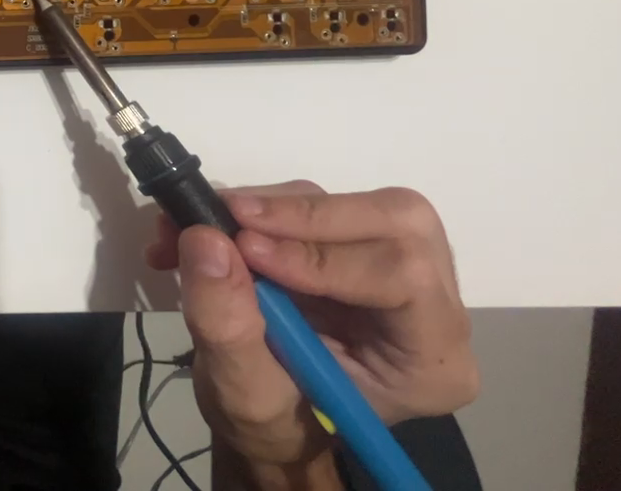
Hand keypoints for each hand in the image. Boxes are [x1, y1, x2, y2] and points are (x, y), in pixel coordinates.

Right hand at [145, 184, 477, 487]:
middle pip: (393, 222)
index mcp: (428, 361)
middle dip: (300, 213)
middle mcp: (427, 305)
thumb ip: (225, 323)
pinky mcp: (344, 241)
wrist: (263, 412)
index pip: (403, 278)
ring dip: (263, 207)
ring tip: (192, 229)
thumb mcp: (241, 391)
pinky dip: (246, 207)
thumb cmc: (268, 419)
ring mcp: (387, 265)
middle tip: (226, 217)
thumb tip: (204, 238)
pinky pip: (304, 201)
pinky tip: (203, 230)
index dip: (321, 254)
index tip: (244, 249)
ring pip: (344, 202)